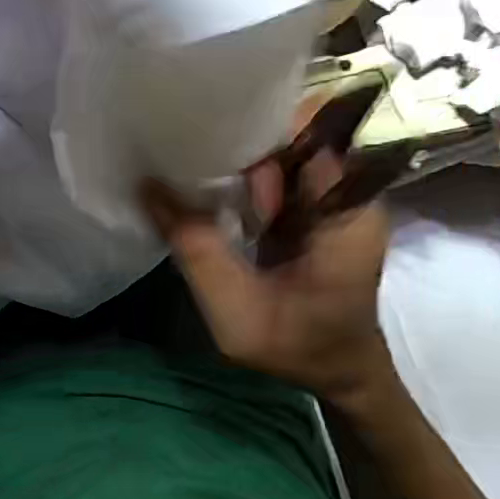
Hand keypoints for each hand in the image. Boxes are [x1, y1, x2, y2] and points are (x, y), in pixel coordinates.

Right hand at [143, 147, 396, 400]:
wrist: (337, 374)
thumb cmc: (297, 347)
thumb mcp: (235, 308)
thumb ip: (196, 247)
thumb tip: (148, 186)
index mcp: (347, 212)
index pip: (312, 133)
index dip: (261, 125)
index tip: (211, 130)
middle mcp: (351, 194)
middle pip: (296, 137)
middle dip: (245, 144)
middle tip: (194, 159)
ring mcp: (335, 201)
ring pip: (284, 154)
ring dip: (242, 163)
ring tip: (197, 172)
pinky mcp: (316, 210)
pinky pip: (280, 175)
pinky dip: (246, 179)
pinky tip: (214, 188)